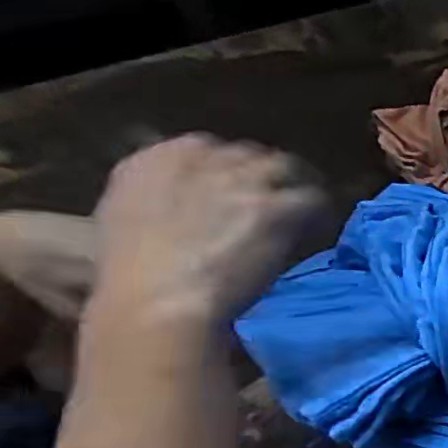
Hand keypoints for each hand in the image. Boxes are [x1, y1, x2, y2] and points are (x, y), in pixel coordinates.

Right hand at [90, 134, 323, 324]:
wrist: (158, 300)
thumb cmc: (135, 279)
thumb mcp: (128, 223)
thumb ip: (160, 202)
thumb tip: (188, 208)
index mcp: (156, 160)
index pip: (206, 147)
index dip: (230, 170)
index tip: (240, 190)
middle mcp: (201, 161)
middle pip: (249, 155)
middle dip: (265, 175)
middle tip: (279, 200)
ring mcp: (240, 181)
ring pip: (286, 168)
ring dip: (296, 187)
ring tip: (305, 210)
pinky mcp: (273, 208)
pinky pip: (312, 199)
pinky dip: (319, 212)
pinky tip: (319, 228)